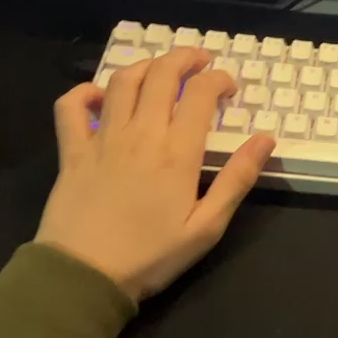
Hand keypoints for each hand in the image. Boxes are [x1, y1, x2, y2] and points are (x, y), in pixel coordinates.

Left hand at [38, 48, 274, 300]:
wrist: (82, 279)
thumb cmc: (150, 256)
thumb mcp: (207, 227)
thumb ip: (237, 179)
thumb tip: (266, 139)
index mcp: (177, 152)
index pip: (201, 93)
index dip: (219, 79)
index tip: (229, 87)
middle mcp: (141, 134)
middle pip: (162, 74)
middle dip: (185, 58)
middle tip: (200, 60)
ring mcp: (102, 139)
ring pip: (123, 81)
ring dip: (146, 65)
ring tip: (161, 69)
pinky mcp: (71, 151)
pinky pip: (71, 107)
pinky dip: (84, 92)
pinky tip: (100, 96)